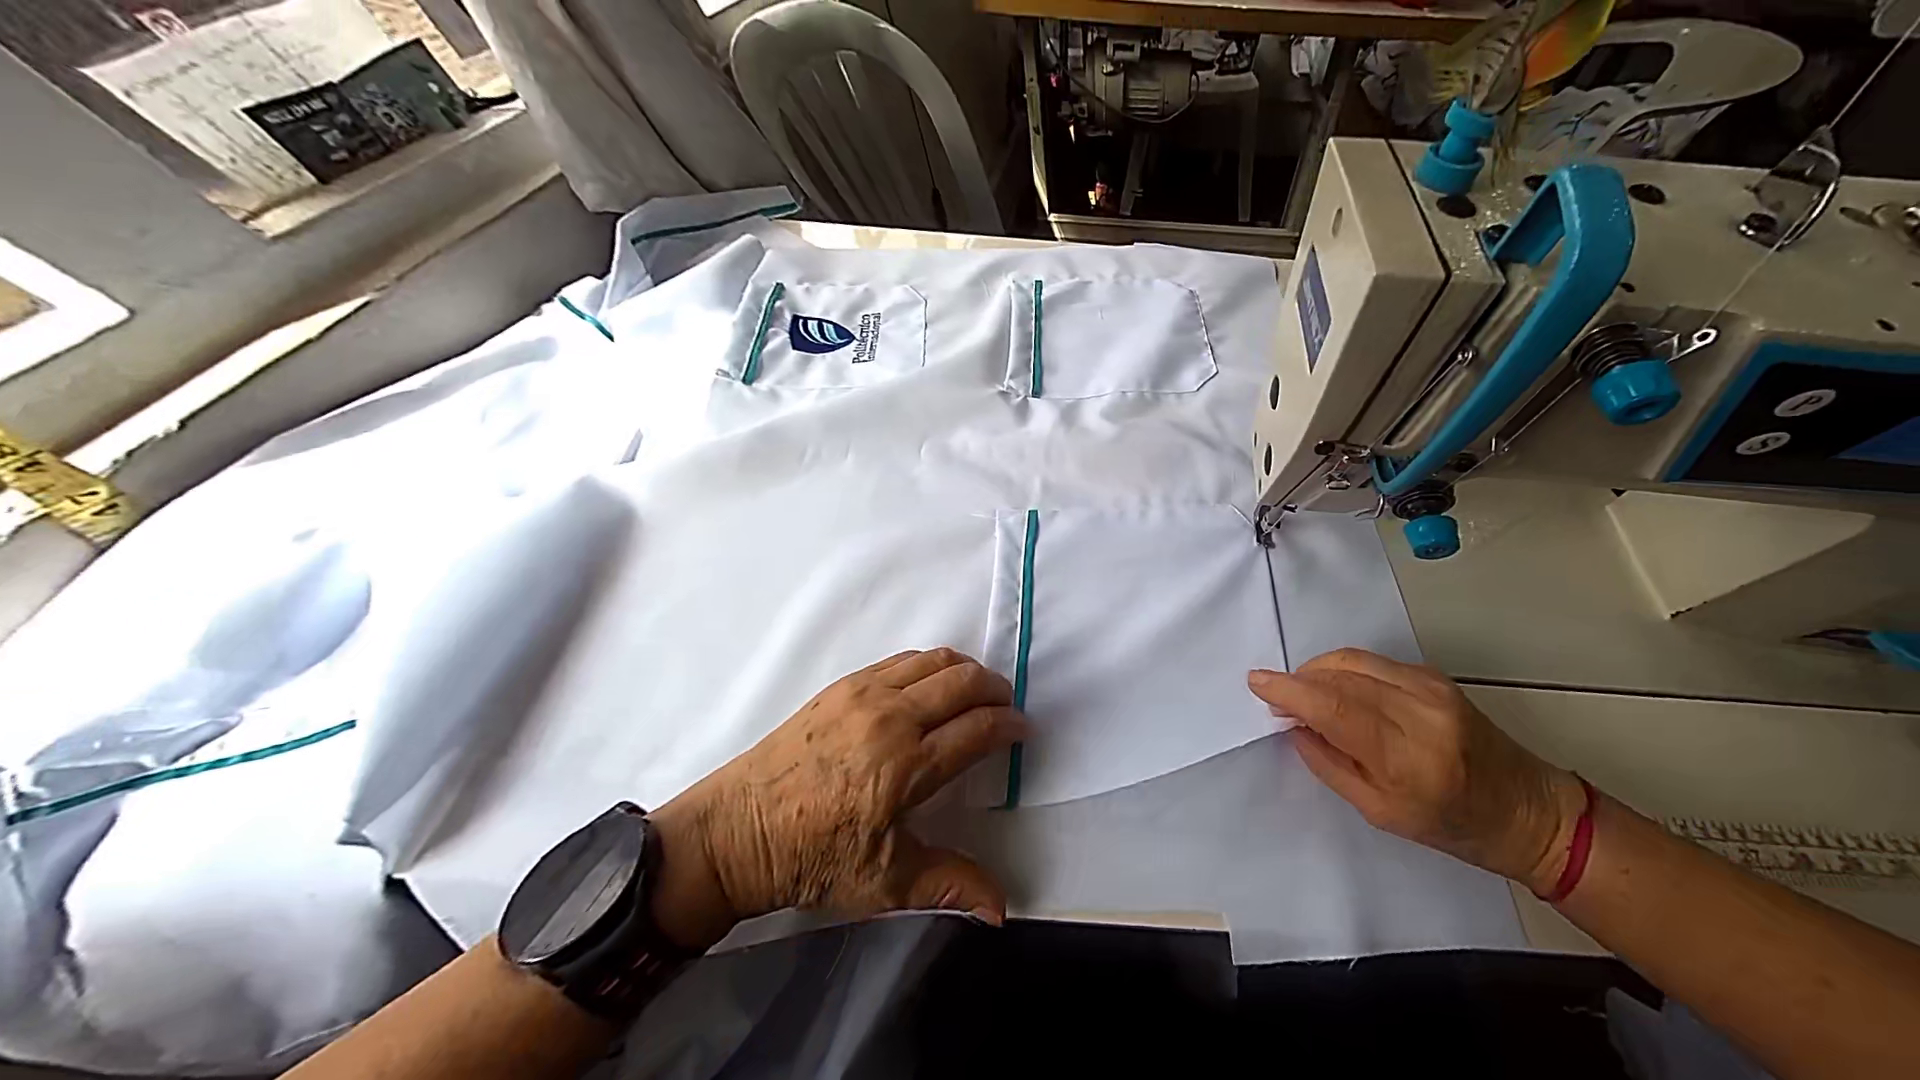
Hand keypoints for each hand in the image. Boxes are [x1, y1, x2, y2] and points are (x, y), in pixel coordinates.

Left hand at [648, 648, 1026, 947]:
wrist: (738, 829)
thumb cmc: (813, 858)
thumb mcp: (886, 882)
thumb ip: (950, 884)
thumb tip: (1002, 909)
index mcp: (907, 766)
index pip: (978, 729)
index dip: (1009, 725)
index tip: (1022, 730)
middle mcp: (890, 717)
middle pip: (963, 682)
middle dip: (995, 689)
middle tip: (1005, 707)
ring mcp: (863, 694)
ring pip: (933, 661)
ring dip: (964, 671)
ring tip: (974, 692)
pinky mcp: (840, 685)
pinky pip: (899, 660)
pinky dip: (928, 665)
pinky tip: (928, 687)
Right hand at [1247, 648, 1585, 895]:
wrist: (1528, 810)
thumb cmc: (1451, 825)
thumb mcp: (1378, 811)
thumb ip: (1328, 764)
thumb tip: (1293, 725)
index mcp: (1407, 758)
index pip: (1334, 708)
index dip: (1289, 691)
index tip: (1257, 683)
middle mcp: (1421, 714)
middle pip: (1339, 676)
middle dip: (1298, 681)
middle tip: (1279, 700)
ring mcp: (1431, 689)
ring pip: (1352, 660)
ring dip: (1317, 672)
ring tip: (1304, 694)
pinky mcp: (1435, 677)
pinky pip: (1372, 661)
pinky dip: (1342, 670)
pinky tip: (1338, 690)